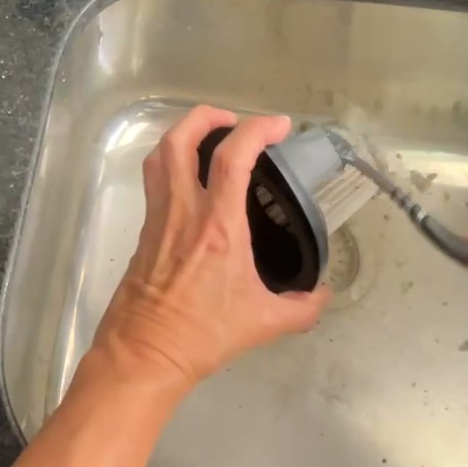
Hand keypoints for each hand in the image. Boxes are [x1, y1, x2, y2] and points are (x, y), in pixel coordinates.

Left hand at [92, 107, 332, 395]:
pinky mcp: (144, 227)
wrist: (146, 350)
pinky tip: (190, 176)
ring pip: (159, 154)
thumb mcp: (264, 323)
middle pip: (181, 140)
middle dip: (206, 116)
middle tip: (234, 120)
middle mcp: (183, 209)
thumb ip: (302, 306)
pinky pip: (154, 179)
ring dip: (182, 133)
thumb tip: (323, 294)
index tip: (280, 124)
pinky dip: (170, 161)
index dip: (257, 129)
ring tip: (209, 136)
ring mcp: (158, 215)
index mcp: (217, 224)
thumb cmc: (205, 333)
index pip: (232, 157)